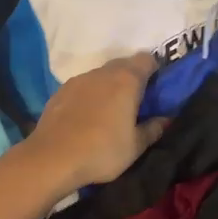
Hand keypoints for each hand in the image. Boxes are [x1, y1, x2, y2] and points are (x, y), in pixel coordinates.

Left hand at [23, 53, 168, 190]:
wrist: (52, 159)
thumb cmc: (102, 151)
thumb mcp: (135, 147)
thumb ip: (153, 129)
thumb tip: (165, 119)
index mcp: (126, 81)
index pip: (147, 59)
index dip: (154, 70)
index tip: (156, 89)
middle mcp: (102, 73)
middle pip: (123, 64)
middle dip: (132, 78)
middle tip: (136, 103)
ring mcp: (78, 80)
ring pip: (101, 75)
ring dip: (109, 87)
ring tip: (110, 112)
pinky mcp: (60, 91)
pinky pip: (82, 87)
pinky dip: (89, 95)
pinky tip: (87, 117)